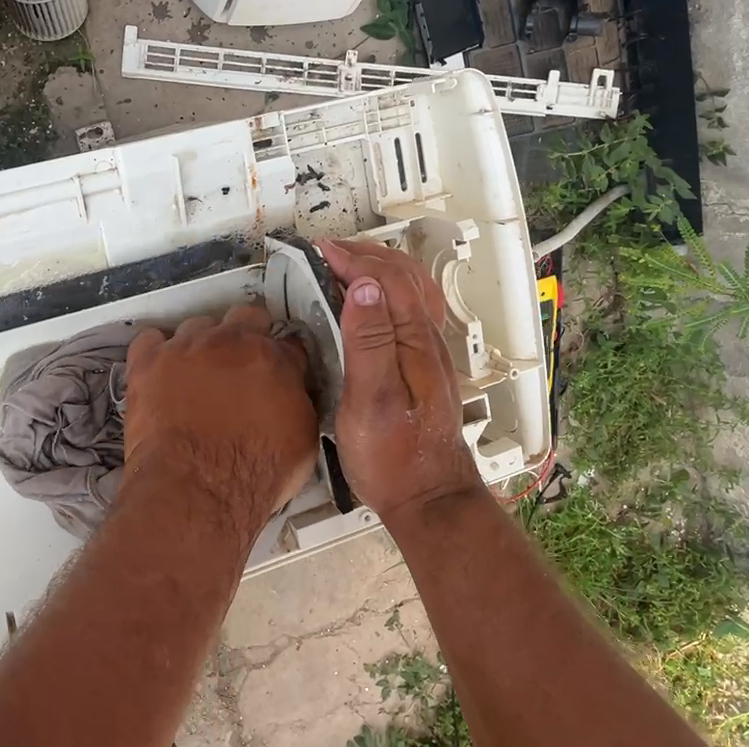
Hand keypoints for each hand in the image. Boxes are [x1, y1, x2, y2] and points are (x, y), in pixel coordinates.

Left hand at [124, 305, 318, 533]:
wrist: (195, 490)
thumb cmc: (253, 475)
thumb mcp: (302, 440)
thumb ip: (298, 399)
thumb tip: (291, 388)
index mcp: (273, 358)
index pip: (287, 341)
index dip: (283, 357)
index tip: (278, 372)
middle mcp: (230, 341)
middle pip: (245, 317)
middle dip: (248, 335)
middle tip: (241, 367)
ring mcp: (186, 347)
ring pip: (198, 325)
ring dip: (202, 344)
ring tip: (197, 376)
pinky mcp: (148, 362)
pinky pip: (151, 339)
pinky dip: (157, 351)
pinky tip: (162, 372)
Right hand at [317, 240, 482, 521]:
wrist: (428, 498)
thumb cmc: (392, 456)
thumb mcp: (370, 400)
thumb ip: (368, 341)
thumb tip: (363, 286)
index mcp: (414, 341)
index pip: (386, 280)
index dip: (352, 259)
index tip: (318, 251)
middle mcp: (428, 339)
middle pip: (404, 277)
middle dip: (365, 255)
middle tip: (327, 252)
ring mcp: (430, 352)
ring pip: (412, 290)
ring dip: (380, 267)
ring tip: (345, 264)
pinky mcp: (424, 366)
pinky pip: (411, 308)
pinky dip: (388, 288)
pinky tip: (370, 300)